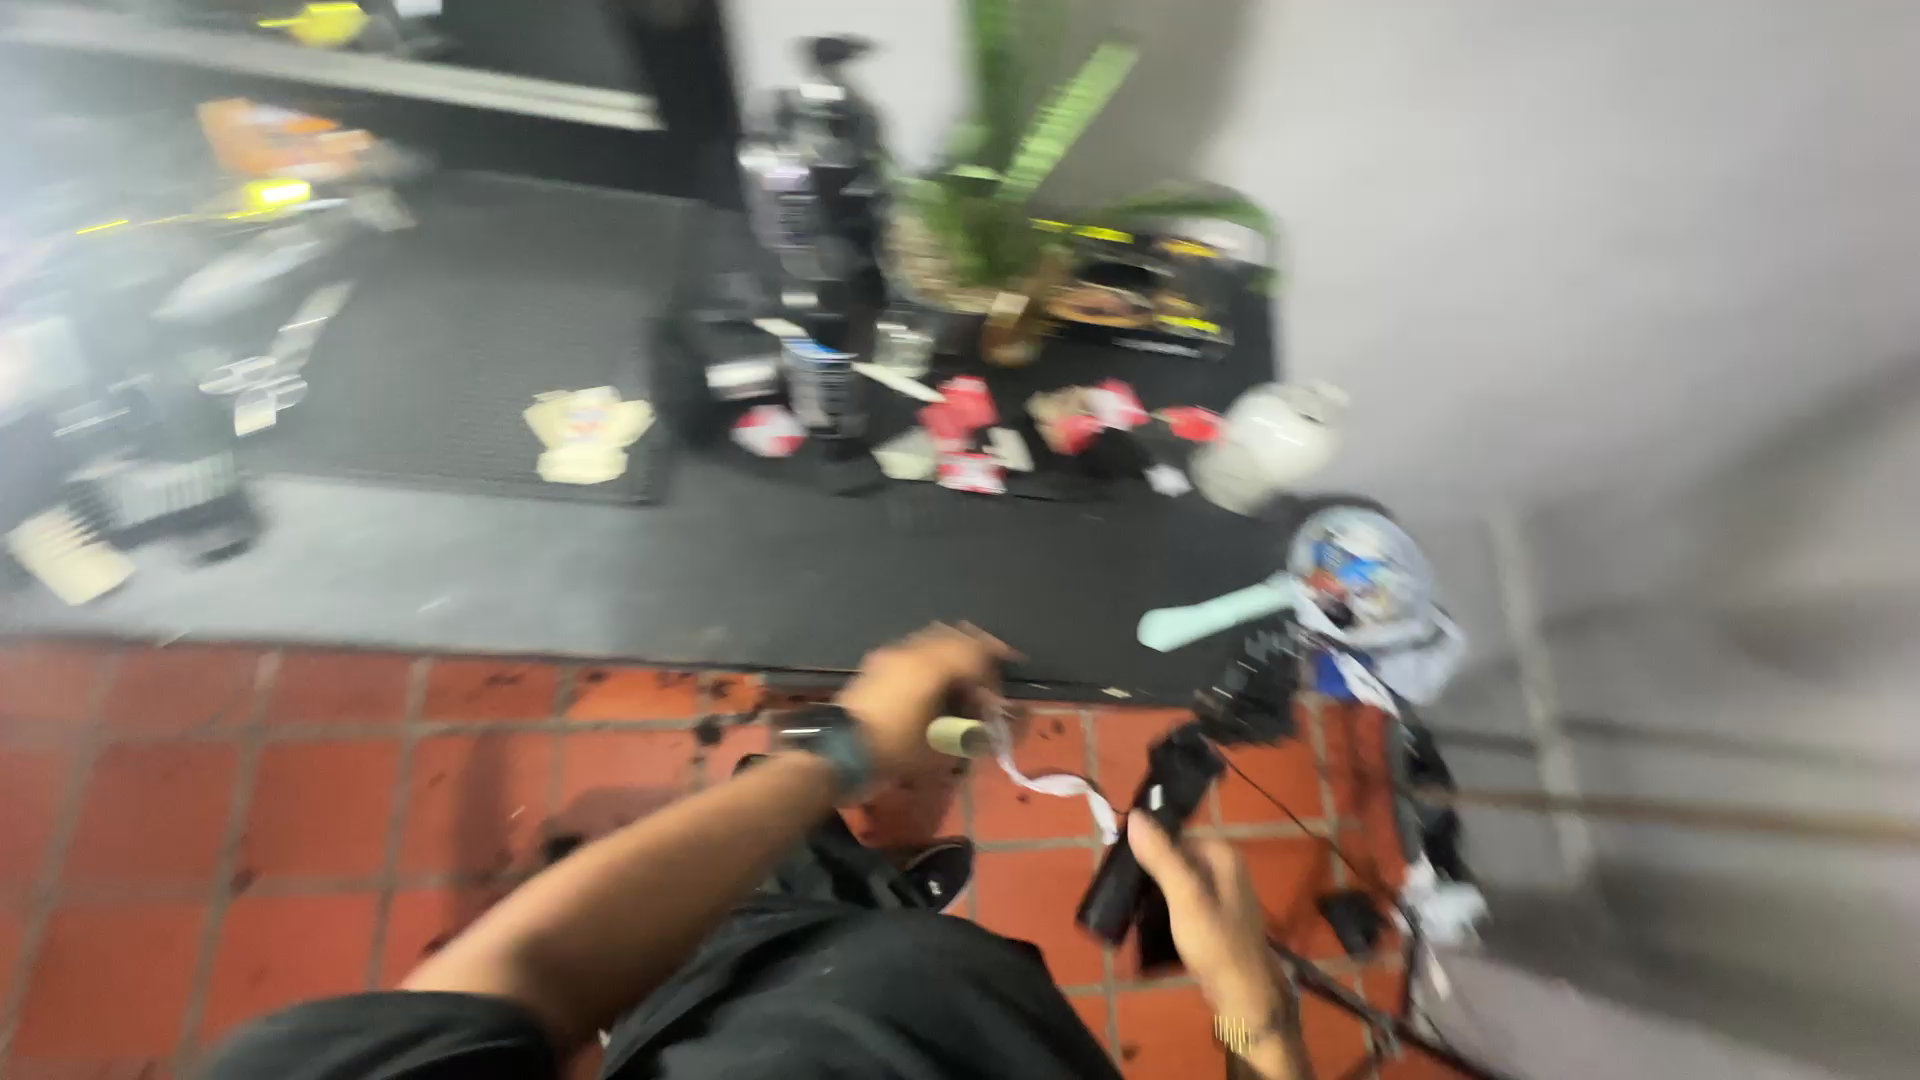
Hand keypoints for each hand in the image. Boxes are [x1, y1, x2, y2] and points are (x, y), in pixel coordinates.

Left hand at [836, 623, 1016, 780]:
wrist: (837, 752)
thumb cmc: (894, 750)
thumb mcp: (939, 749)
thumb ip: (970, 731)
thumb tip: (986, 722)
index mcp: (932, 666)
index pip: (976, 653)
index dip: (995, 671)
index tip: (999, 694)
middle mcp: (912, 650)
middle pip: (956, 634)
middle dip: (977, 651)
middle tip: (989, 671)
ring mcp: (891, 653)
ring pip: (933, 637)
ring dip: (953, 652)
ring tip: (961, 676)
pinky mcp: (876, 663)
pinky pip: (913, 648)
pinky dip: (931, 657)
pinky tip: (933, 681)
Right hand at [1127, 810, 1284, 1020]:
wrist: (1245, 998)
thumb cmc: (1216, 943)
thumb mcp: (1185, 896)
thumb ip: (1161, 856)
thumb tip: (1135, 815)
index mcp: (1222, 853)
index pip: (1173, 835)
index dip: (1147, 847)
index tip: (1123, 867)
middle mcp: (1225, 865)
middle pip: (1175, 855)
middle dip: (1150, 870)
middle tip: (1126, 890)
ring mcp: (1223, 891)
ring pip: (1177, 876)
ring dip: (1156, 888)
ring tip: (1132, 903)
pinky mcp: (1216, 913)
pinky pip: (1184, 896)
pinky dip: (1167, 903)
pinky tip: (1151, 917)